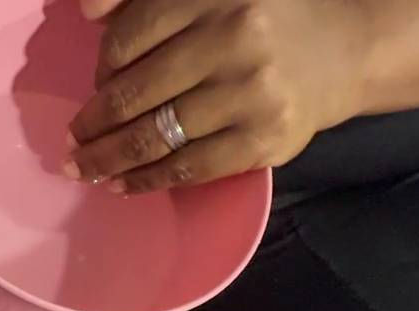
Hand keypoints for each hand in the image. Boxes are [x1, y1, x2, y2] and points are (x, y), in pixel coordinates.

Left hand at [64, 0, 370, 191]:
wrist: (346, 49)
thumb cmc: (262, 19)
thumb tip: (86, 10)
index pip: (126, 41)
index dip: (101, 69)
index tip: (97, 85)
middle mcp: (236, 36)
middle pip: (130, 96)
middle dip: (90, 126)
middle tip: (72, 142)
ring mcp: (251, 91)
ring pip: (150, 138)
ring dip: (105, 160)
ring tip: (82, 169)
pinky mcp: (262, 138)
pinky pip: (184, 170)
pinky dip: (142, 181)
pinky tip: (119, 185)